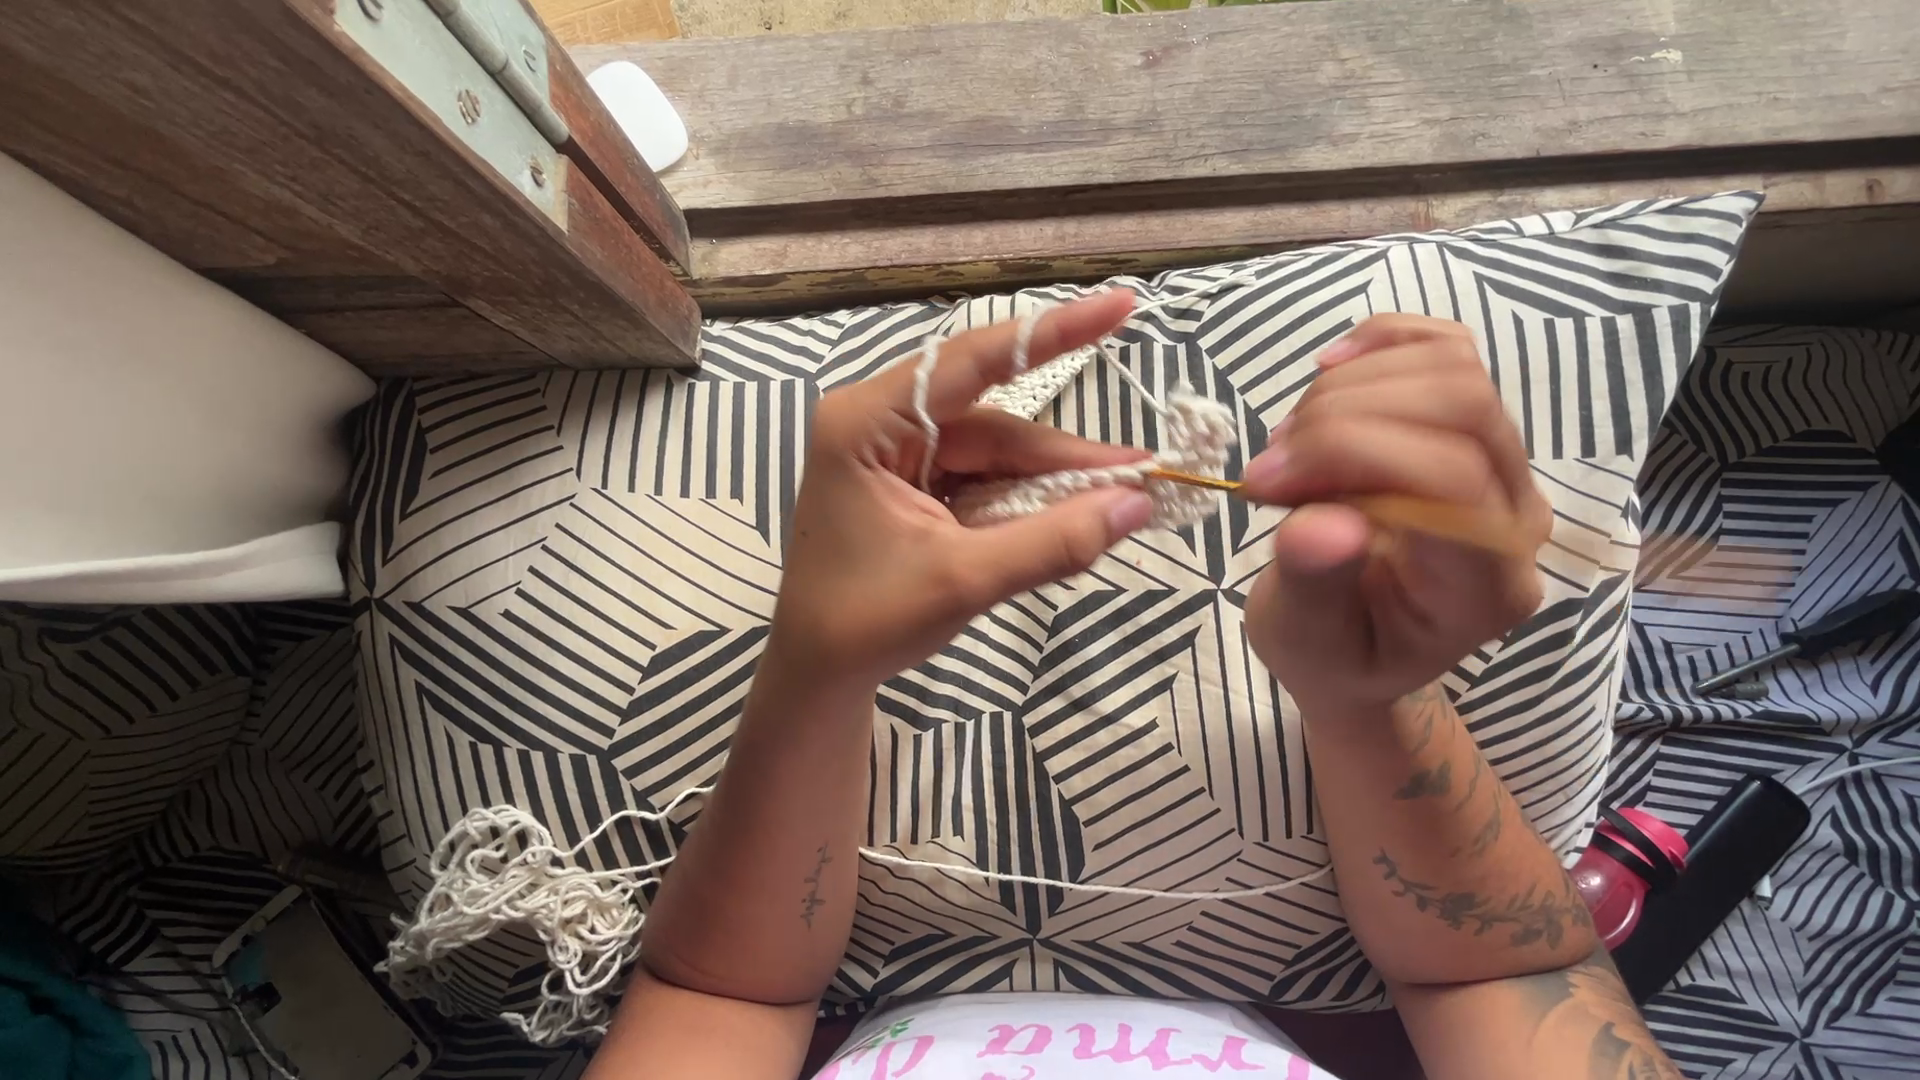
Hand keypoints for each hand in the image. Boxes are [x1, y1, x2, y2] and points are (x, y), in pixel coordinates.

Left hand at [772, 291, 1156, 688]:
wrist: (819, 674)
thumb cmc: (867, 623)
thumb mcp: (964, 579)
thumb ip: (1053, 540)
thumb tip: (1137, 504)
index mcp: (867, 423)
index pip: (971, 360)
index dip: (1052, 334)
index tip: (1121, 306)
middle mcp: (880, 423)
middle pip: (991, 421)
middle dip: (1063, 455)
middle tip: (1140, 474)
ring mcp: (894, 456)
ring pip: (992, 453)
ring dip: (1049, 482)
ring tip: (1116, 501)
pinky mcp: (910, 486)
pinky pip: (979, 480)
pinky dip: (1022, 500)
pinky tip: (1066, 516)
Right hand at [1241, 315, 1550, 712]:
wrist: (1360, 643)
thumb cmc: (1331, 653)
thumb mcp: (1304, 641)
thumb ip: (1315, 586)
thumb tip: (1318, 523)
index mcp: (1484, 584)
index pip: (1450, 476)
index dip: (1348, 454)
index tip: (1261, 481)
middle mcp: (1516, 514)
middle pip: (1460, 405)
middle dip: (1341, 418)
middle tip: (1271, 463)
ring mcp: (1503, 465)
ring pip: (1452, 366)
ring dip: (1347, 388)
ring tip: (1289, 443)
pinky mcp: (1471, 429)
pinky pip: (1448, 348)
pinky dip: (1382, 341)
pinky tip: (1328, 370)